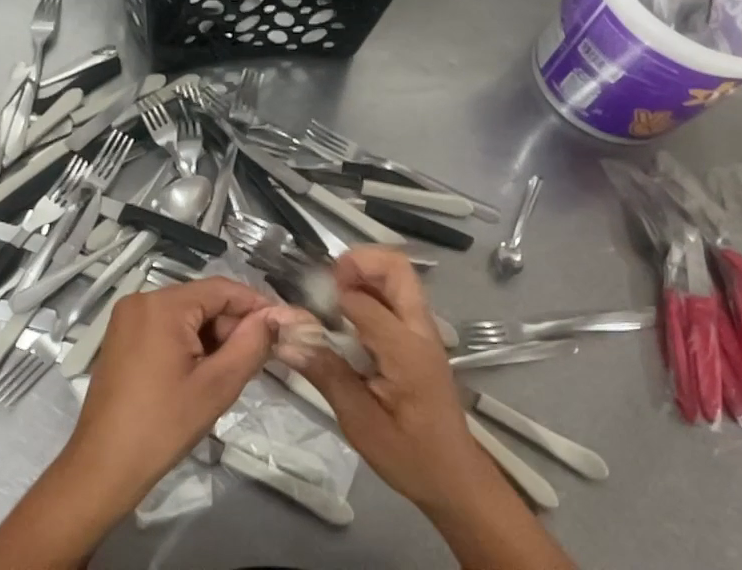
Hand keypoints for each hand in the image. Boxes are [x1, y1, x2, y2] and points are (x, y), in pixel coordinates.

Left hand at [66, 276, 294, 500]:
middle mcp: (141, 300)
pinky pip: (165, 328)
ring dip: (212, 338)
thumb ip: (251, 344)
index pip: (221, 288)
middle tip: (256, 360)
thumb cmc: (163, 425)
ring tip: (228, 373)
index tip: (283, 327)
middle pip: (202, 301)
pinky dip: (189, 344)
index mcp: (162, 305)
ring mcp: (127, 319)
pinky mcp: (121, 338)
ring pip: (185, 316)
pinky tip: (201, 374)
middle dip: (232, 326)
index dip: (255, 304)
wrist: (104, 465)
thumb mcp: (217, 386)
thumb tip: (274, 317)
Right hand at [292, 247, 500, 513]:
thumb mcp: (361, 423)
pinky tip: (346, 320)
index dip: (326, 300)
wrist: (455, 478)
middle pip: (396, 267)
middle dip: (356, 262)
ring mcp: (424, 331)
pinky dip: (369, 291)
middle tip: (323, 285)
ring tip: (329, 300)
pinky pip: (397, 297)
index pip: (361, 301)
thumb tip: (286, 339)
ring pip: (398, 277)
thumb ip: (326, 373)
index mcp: (407, 349)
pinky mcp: (420, 339)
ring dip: (363, 274)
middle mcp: (420, 329)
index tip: (299, 314)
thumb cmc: (410, 456)